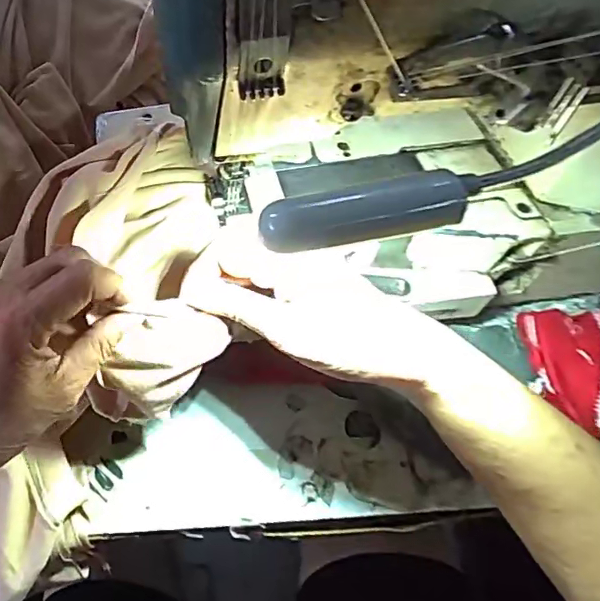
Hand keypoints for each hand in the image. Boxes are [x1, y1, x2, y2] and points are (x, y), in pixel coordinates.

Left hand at [0, 248, 128, 495]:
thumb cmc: (9, 420)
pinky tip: (61, 322)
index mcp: (23, 317)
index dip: (113, 287)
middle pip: (68, 258)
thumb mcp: (64, 389)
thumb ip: (97, 346)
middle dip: (97, 279)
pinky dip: (57, 288)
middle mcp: (5, 291)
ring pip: (51, 263)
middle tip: (109, 314)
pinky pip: (34, 276)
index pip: (81, 275)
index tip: (126, 311)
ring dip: (77, 282)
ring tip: (87, 320)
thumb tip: (126, 318)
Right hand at [180, 229, 493, 393]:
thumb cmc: (354, 342)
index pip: (223, 247)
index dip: (201, 275)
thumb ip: (236, 306)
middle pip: (232, 247)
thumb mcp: (286, 330)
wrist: (409, 354)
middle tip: (202, 310)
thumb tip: (194, 295)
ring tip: (221, 317)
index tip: (190, 304)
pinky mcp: (305, 276)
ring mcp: (299, 261)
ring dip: (227, 286)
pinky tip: (246, 318)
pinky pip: (263, 274)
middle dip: (211, 277)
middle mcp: (291, 248)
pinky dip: (247, 293)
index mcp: (285, 252)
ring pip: (246, 261)